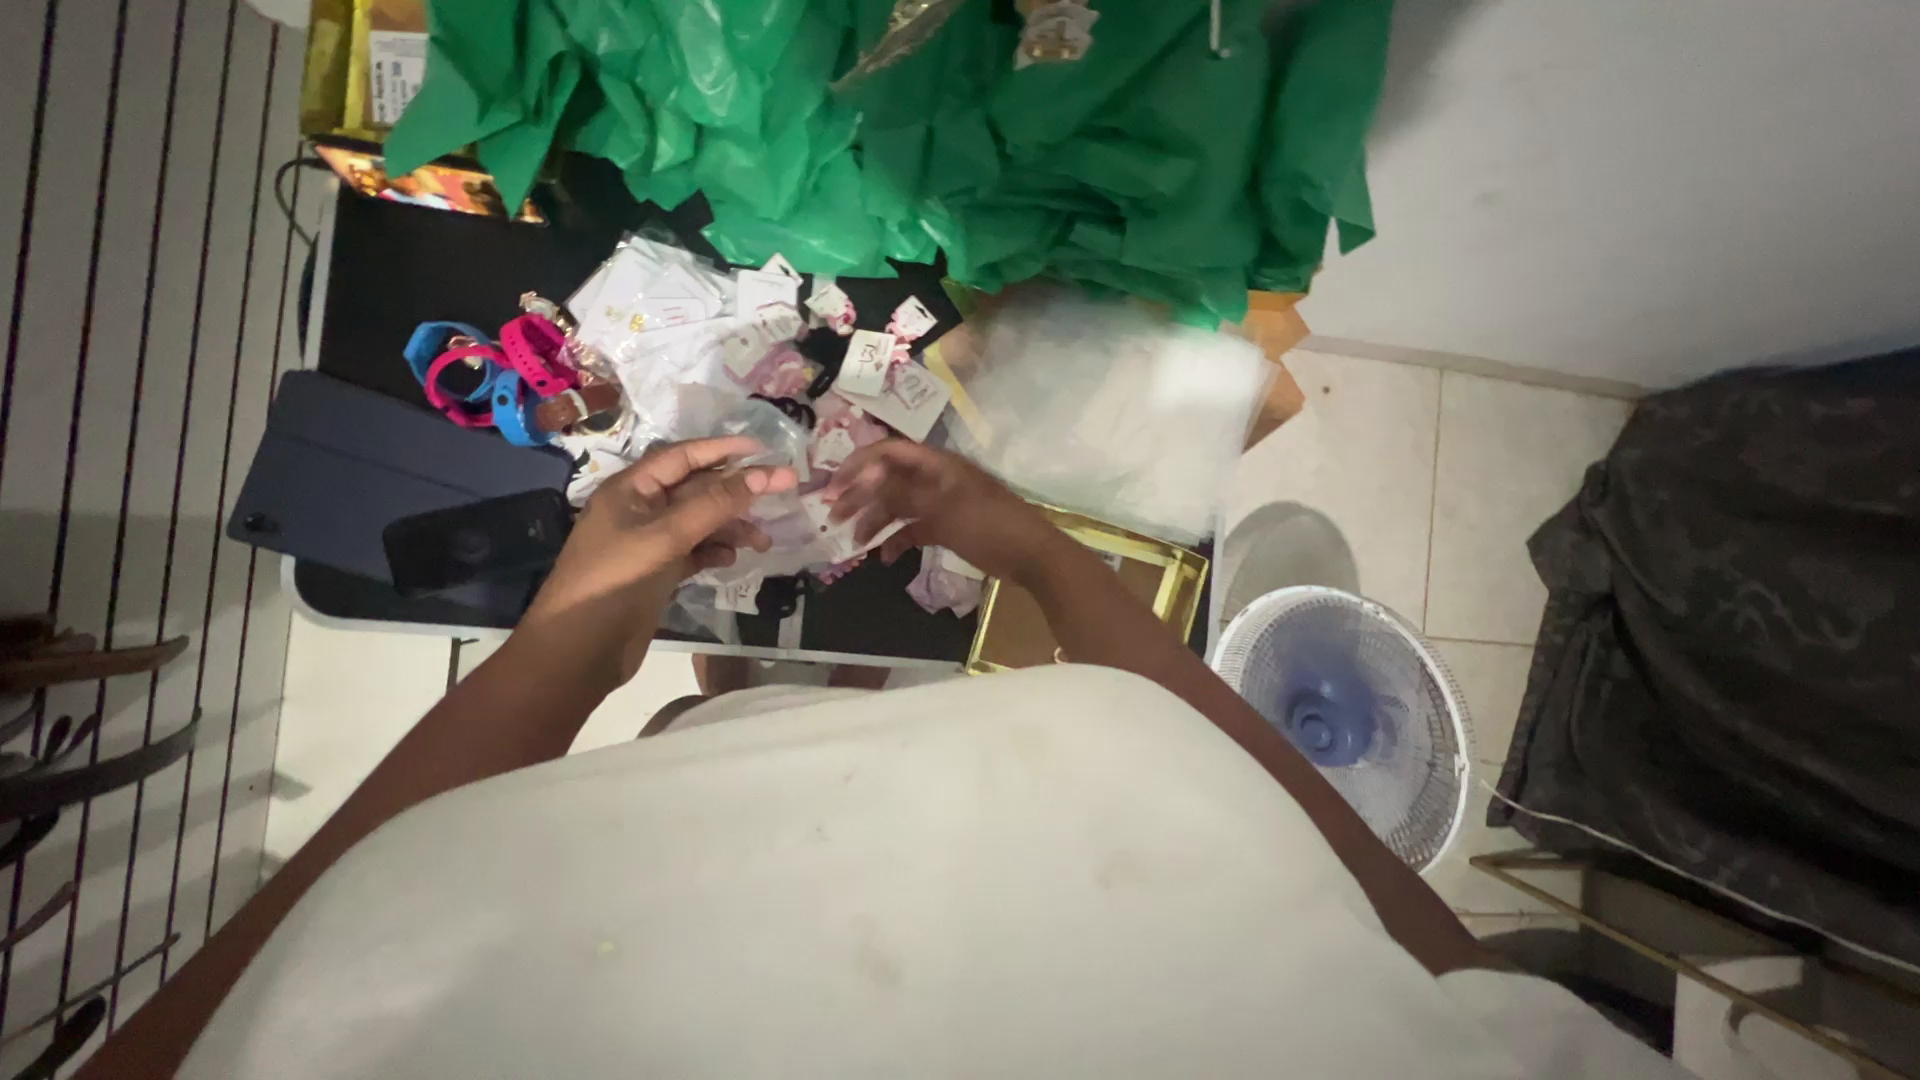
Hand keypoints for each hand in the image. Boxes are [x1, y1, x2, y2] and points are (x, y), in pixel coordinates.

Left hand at [517, 436, 796, 686]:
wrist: (579, 651)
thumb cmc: (615, 581)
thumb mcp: (666, 537)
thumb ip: (715, 505)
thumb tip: (762, 475)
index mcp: (631, 489)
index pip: (682, 456)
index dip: (722, 449)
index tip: (764, 449)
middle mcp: (640, 510)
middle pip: (697, 489)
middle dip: (737, 491)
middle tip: (784, 490)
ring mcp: (649, 543)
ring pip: (701, 522)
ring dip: (732, 527)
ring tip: (763, 542)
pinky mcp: (658, 572)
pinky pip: (695, 551)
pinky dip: (715, 552)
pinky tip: (730, 561)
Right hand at [822, 440, 1060, 581]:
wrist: (1030, 555)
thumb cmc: (988, 524)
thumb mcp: (942, 508)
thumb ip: (901, 494)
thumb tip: (864, 479)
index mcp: (936, 464)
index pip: (888, 453)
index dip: (858, 465)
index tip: (833, 486)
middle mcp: (934, 479)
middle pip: (888, 480)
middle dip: (860, 496)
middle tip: (833, 516)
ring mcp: (940, 503)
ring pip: (898, 506)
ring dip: (875, 521)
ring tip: (855, 543)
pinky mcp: (945, 527)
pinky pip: (913, 528)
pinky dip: (897, 540)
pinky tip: (884, 558)